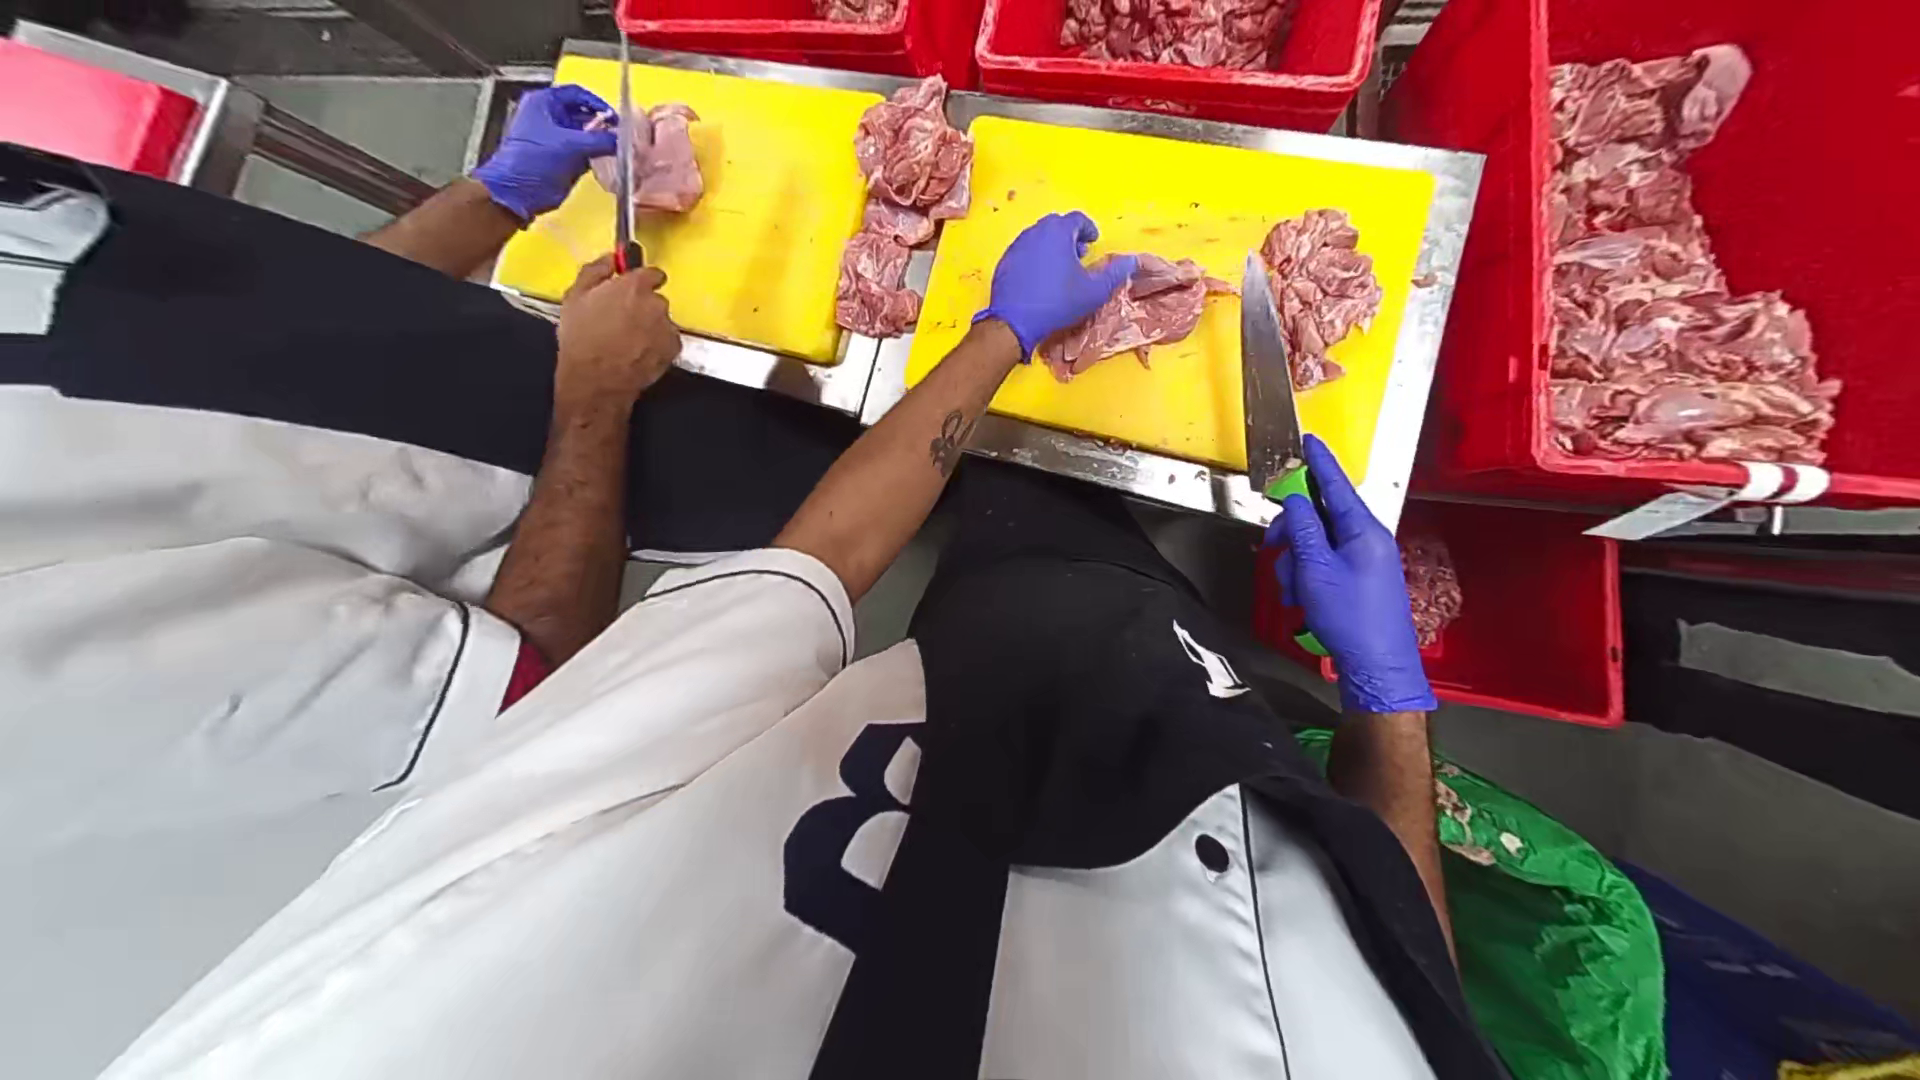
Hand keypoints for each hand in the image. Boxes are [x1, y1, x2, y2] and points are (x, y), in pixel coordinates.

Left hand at [472, 84, 618, 221]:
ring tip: (619, 150)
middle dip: (603, 125)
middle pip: (584, 114)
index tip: (616, 118)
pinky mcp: (566, 159)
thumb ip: (599, 140)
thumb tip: (621, 139)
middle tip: (621, 136)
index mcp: (545, 103)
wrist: (521, 191)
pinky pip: (588, 153)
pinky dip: (599, 157)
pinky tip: (610, 162)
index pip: (577, 94)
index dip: (598, 103)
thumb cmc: (533, 160)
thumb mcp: (570, 145)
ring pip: (587, 135)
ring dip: (602, 142)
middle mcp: (552, 118)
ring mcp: (559, 140)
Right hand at [555, 256, 679, 408]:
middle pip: (656, 299)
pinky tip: (639, 350)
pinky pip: (668, 340)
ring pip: (662, 320)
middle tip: (622, 318)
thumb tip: (611, 259)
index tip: (635, 286)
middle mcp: (657, 305)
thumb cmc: (582, 337)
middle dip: (643, 305)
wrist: (598, 378)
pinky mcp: (674, 349)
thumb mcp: (575, 295)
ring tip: (628, 339)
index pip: (653, 273)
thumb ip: (596, 270)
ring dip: (651, 325)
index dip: (643, 279)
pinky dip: (657, 343)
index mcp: (634, 287)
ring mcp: (668, 328)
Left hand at [973, 212, 1137, 354]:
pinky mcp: (1004, 263)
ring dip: (1052, 247)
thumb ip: (1114, 274)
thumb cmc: (1057, 303)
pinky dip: (1035, 258)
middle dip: (1070, 236)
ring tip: (1061, 267)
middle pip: (1056, 225)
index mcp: (1058, 231)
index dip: (1089, 229)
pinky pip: (1024, 253)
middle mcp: (1035, 232)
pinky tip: (1040, 279)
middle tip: (1079, 254)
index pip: (1078, 219)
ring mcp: (1016, 246)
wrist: (1014, 322)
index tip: (1093, 241)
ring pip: (1038, 238)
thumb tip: (1132, 261)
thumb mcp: (1093, 291)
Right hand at [1263, 435, 1436, 714]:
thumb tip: (1296, 500)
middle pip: (1317, 517)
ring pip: (1314, 543)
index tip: (1310, 441)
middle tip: (1273, 549)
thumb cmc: (1348, 614)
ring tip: (1295, 590)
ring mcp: (1362, 560)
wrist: (1376, 661)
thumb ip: (1304, 529)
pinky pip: (1321, 563)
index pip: (1336, 486)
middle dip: (1291, 533)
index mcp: (1362, 531)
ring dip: (1295, 563)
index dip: (1320, 463)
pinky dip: (1305, 577)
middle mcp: (1365, 540)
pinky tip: (1302, 598)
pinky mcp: (1356, 578)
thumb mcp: (1316, 568)